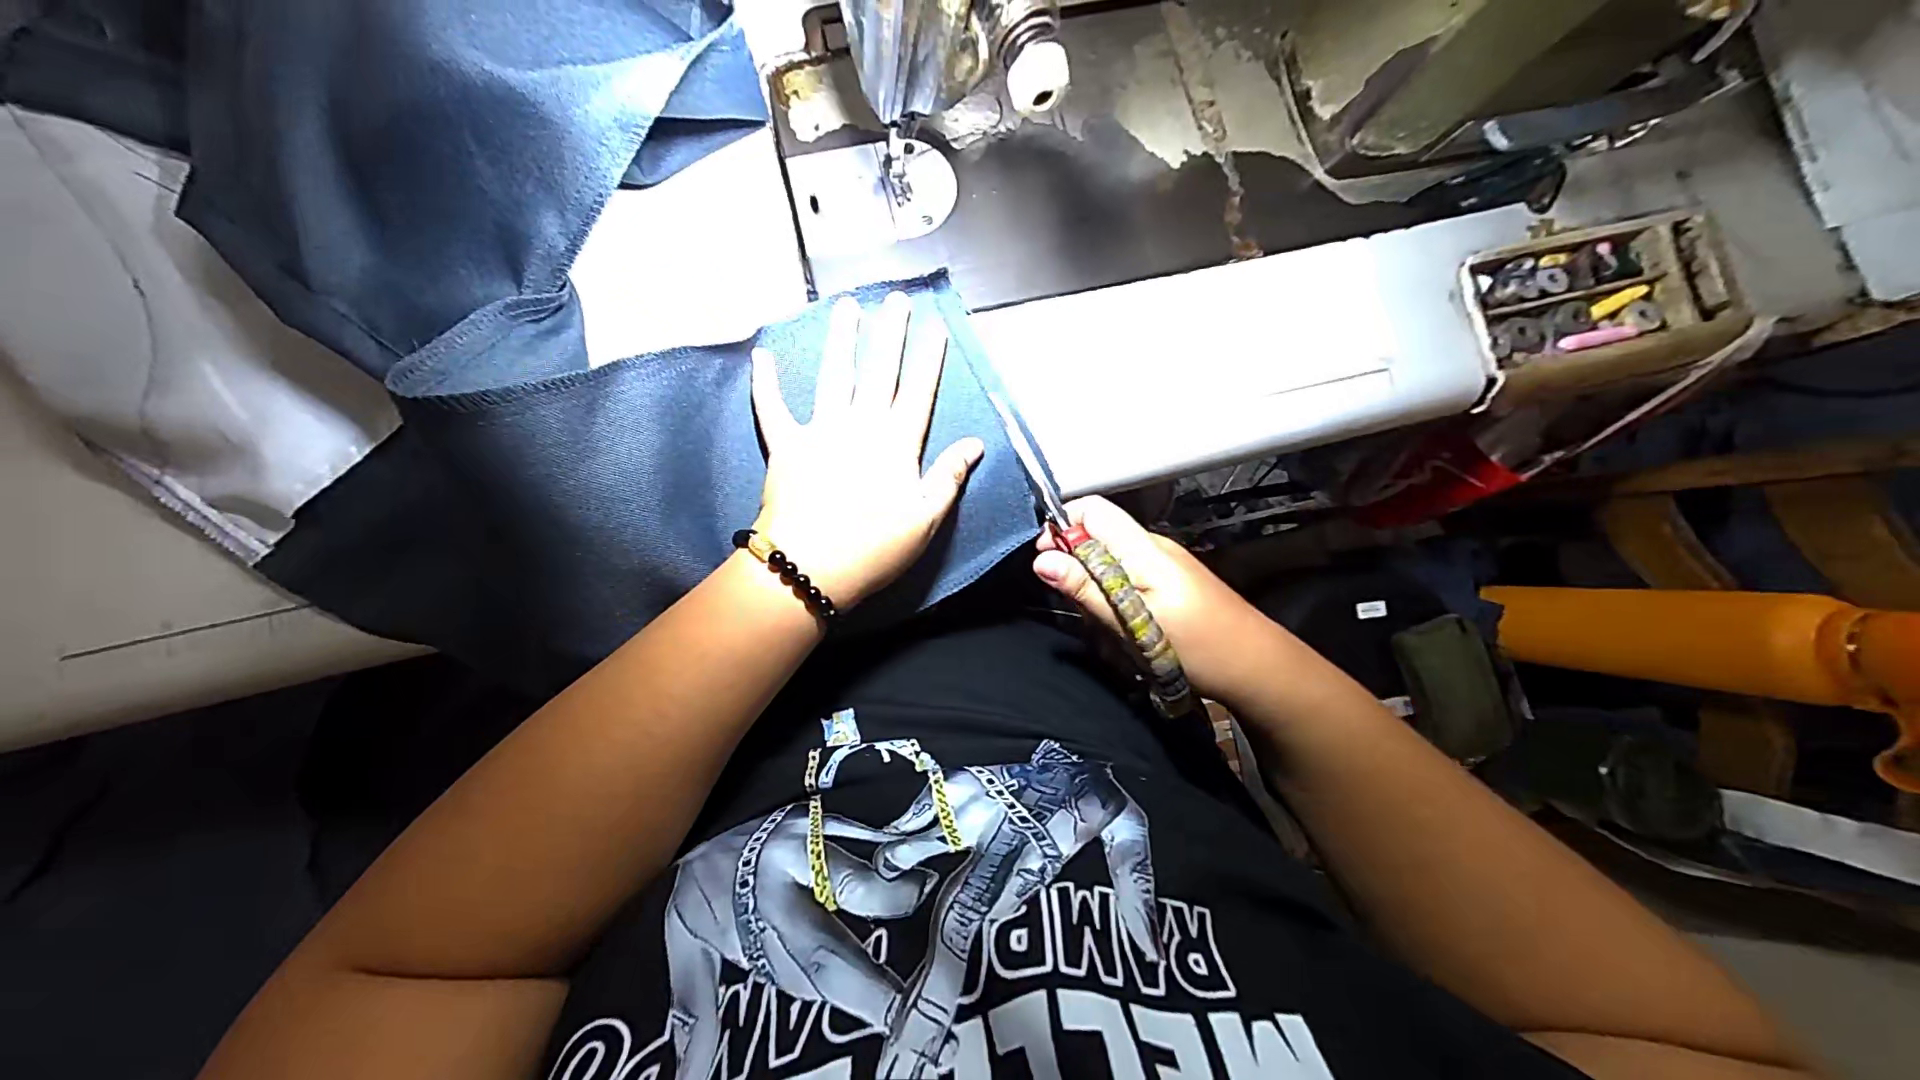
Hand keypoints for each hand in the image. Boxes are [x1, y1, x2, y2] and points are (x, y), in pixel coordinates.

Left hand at [750, 292, 984, 608]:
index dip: (928, 358)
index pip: (918, 390)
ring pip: (833, 375)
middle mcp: (860, 426)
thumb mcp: (926, 519)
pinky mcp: (785, 445)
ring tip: (847, 307)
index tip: (935, 327)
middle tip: (896, 299)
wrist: (809, 568)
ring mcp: (820, 431)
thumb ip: (948, 477)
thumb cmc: (874, 548)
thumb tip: (975, 445)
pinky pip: (772, 407)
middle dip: (889, 332)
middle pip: (878, 370)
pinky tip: (762, 355)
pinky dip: (766, 382)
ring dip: (841, 339)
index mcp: (897, 444)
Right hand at [1032, 497, 1280, 704]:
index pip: (1091, 508)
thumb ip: (1088, 589)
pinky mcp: (1167, 581)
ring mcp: (1162, 563)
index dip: (1063, 528)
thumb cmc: (1202, 647)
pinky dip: (1114, 599)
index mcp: (1144, 549)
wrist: (1256, 667)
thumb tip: (1044, 560)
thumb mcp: (1134, 624)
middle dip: (1076, 567)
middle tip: (1085, 608)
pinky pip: (1126, 577)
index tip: (1050, 563)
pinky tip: (1127, 628)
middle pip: (1095, 535)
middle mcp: (1152, 547)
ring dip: (1095, 590)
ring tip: (1110, 626)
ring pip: (1107, 560)